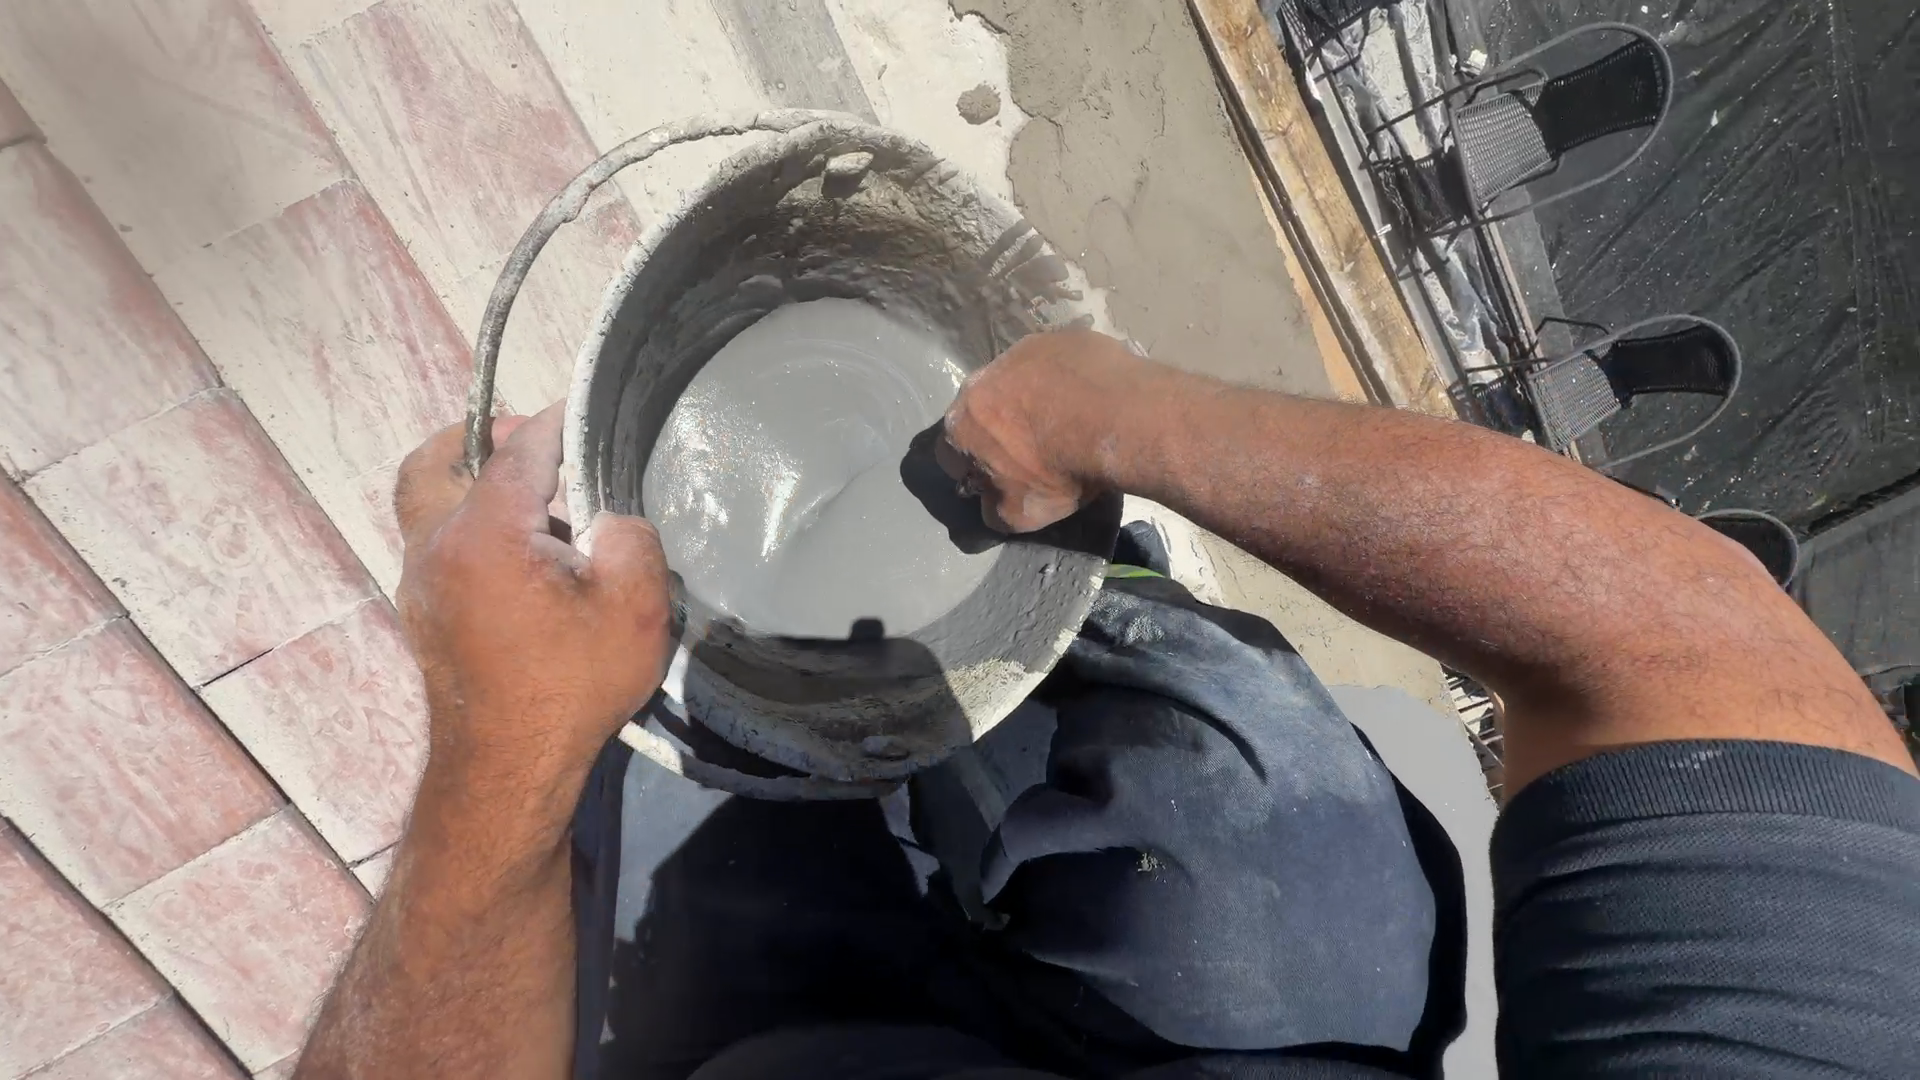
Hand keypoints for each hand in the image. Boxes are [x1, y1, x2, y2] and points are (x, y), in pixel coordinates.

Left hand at [393, 404, 674, 820]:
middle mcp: (437, 549)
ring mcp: (422, 585)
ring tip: (537, 497)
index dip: (551, 424)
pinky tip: (526, 552)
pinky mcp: (427, 616)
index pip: (517, 454)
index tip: (579, 408)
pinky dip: (471, 522)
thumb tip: (607, 522)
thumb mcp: (635, 604)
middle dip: (476, 438)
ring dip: (472, 484)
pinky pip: (439, 543)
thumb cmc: (575, 681)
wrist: (510, 767)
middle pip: (431, 466)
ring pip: (428, 506)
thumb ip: (630, 537)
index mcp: (485, 535)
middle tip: (526, 438)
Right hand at [938, 329, 1156, 531]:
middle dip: (997, 428)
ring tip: (1063, 418)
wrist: (1118, 418)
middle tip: (1032, 448)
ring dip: (1028, 398)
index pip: (949, 453)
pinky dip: (1062, 378)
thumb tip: (989, 503)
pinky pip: (1052, 362)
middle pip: (979, 410)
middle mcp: (979, 380)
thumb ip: (992, 510)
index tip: (998, 478)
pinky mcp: (1058, 336)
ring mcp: (1019, 351)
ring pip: (1014, 380)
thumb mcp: (1021, 515)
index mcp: (960, 425)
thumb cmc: (1060, 471)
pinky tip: (1086, 397)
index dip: (972, 470)